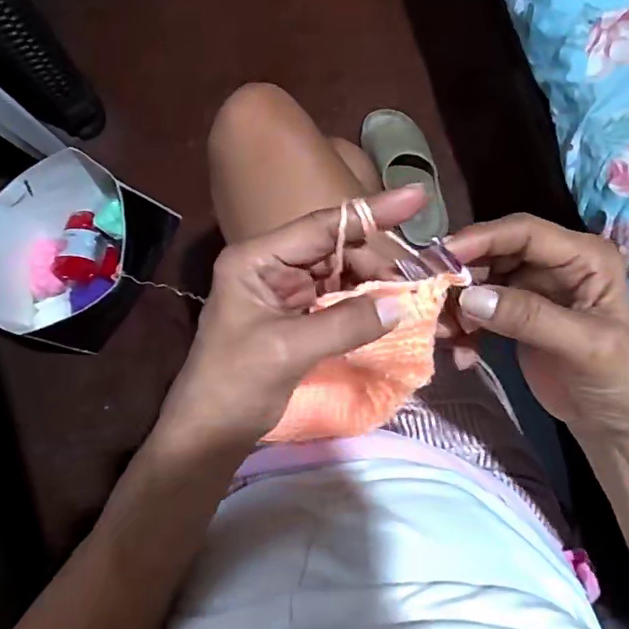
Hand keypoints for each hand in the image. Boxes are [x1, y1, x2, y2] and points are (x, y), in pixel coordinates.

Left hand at [153, 186, 429, 453]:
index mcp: (256, 259)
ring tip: (411, 293)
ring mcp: (282, 291)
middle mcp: (270, 266)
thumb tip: (400, 304)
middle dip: (376, 259)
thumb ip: (346, 323)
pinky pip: (336, 299)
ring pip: (339, 273)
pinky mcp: (293, 316)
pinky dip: (362, 303)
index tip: (416, 197)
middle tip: (419, 277)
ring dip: (373, 282)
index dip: (371, 212)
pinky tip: (388, 308)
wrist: (209, 431)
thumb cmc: (235, 383)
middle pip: (335, 248)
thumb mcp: (289, 349)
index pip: (321, 226)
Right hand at [443, 214, 628, 443]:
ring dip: (455, 307)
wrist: (620, 429)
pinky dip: (463, 330)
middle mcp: (555, 265)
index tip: (439, 259)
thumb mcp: (585, 346)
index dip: (480, 239)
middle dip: (459, 275)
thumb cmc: (621, 381)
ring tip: (444, 336)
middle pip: (493, 254)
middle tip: (427, 299)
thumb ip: (529, 317)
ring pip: (478, 283)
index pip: (523, 232)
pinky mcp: (514, 318)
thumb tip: (469, 297)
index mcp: (584, 257)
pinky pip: (476, 312)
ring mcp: (532, 291)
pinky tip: (462, 356)